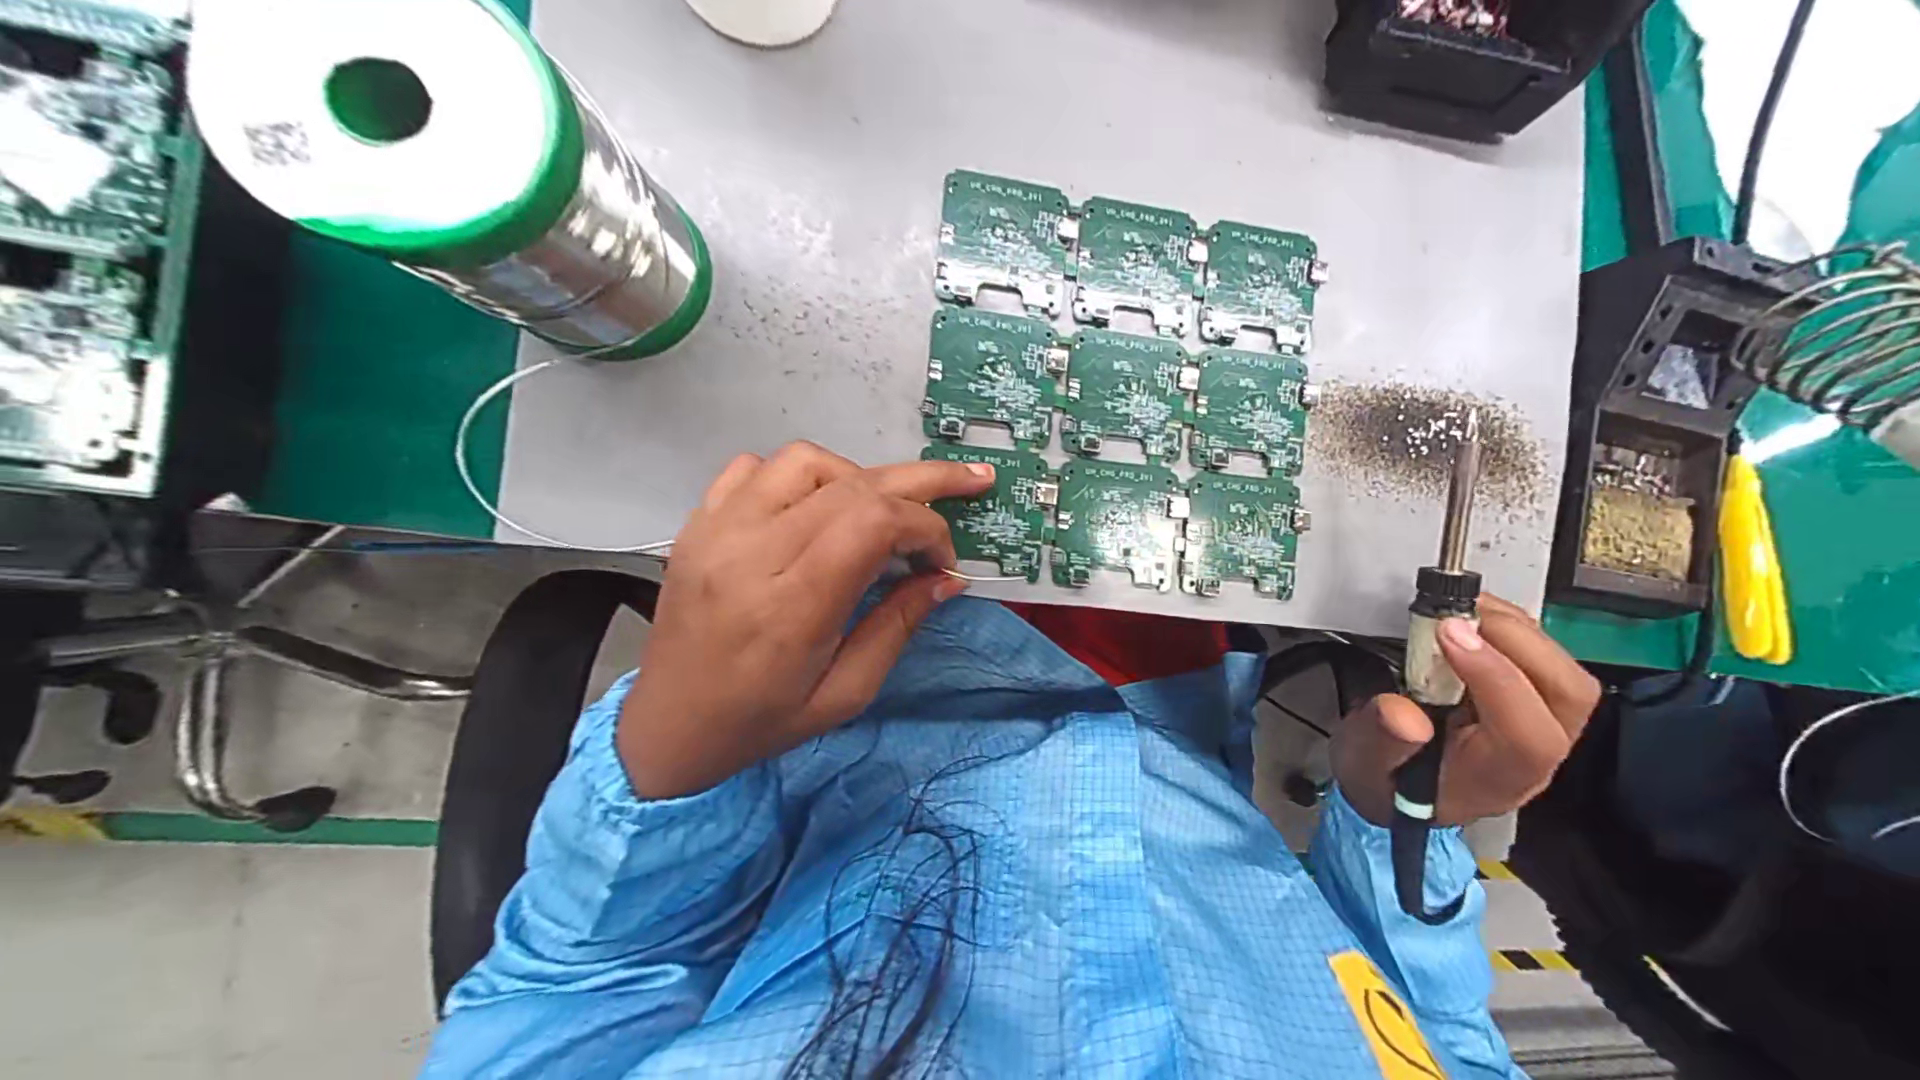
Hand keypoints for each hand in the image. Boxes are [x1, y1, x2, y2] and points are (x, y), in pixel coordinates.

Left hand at [617, 442, 993, 797]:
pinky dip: (799, 476)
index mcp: (790, 608)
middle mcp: (750, 554)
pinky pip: (754, 467)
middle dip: (921, 480)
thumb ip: (897, 627)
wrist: (667, 726)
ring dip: (857, 477)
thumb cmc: (759, 722)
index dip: (925, 527)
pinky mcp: (698, 523)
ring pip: (806, 461)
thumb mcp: (844, 694)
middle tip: (967, 480)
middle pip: (852, 485)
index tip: (942, 559)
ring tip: (879, 510)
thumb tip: (946, 577)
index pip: (874, 524)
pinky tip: (815, 507)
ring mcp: (717, 530)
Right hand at [1332, 593, 1601, 826]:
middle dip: (1515, 642)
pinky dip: (1509, 629)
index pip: (1528, 734)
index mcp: (1497, 778)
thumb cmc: (1383, 780)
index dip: (1495, 677)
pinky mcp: (1529, 699)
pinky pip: (1543, 660)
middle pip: (1565, 695)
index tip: (1447, 632)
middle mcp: (1533, 754)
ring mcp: (1539, 724)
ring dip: (1514, 630)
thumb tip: (1402, 712)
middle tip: (1457, 613)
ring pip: (1563, 673)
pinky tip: (1469, 618)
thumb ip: (1380, 742)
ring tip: (1459, 609)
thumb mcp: (1363, 766)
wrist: (1395, 787)